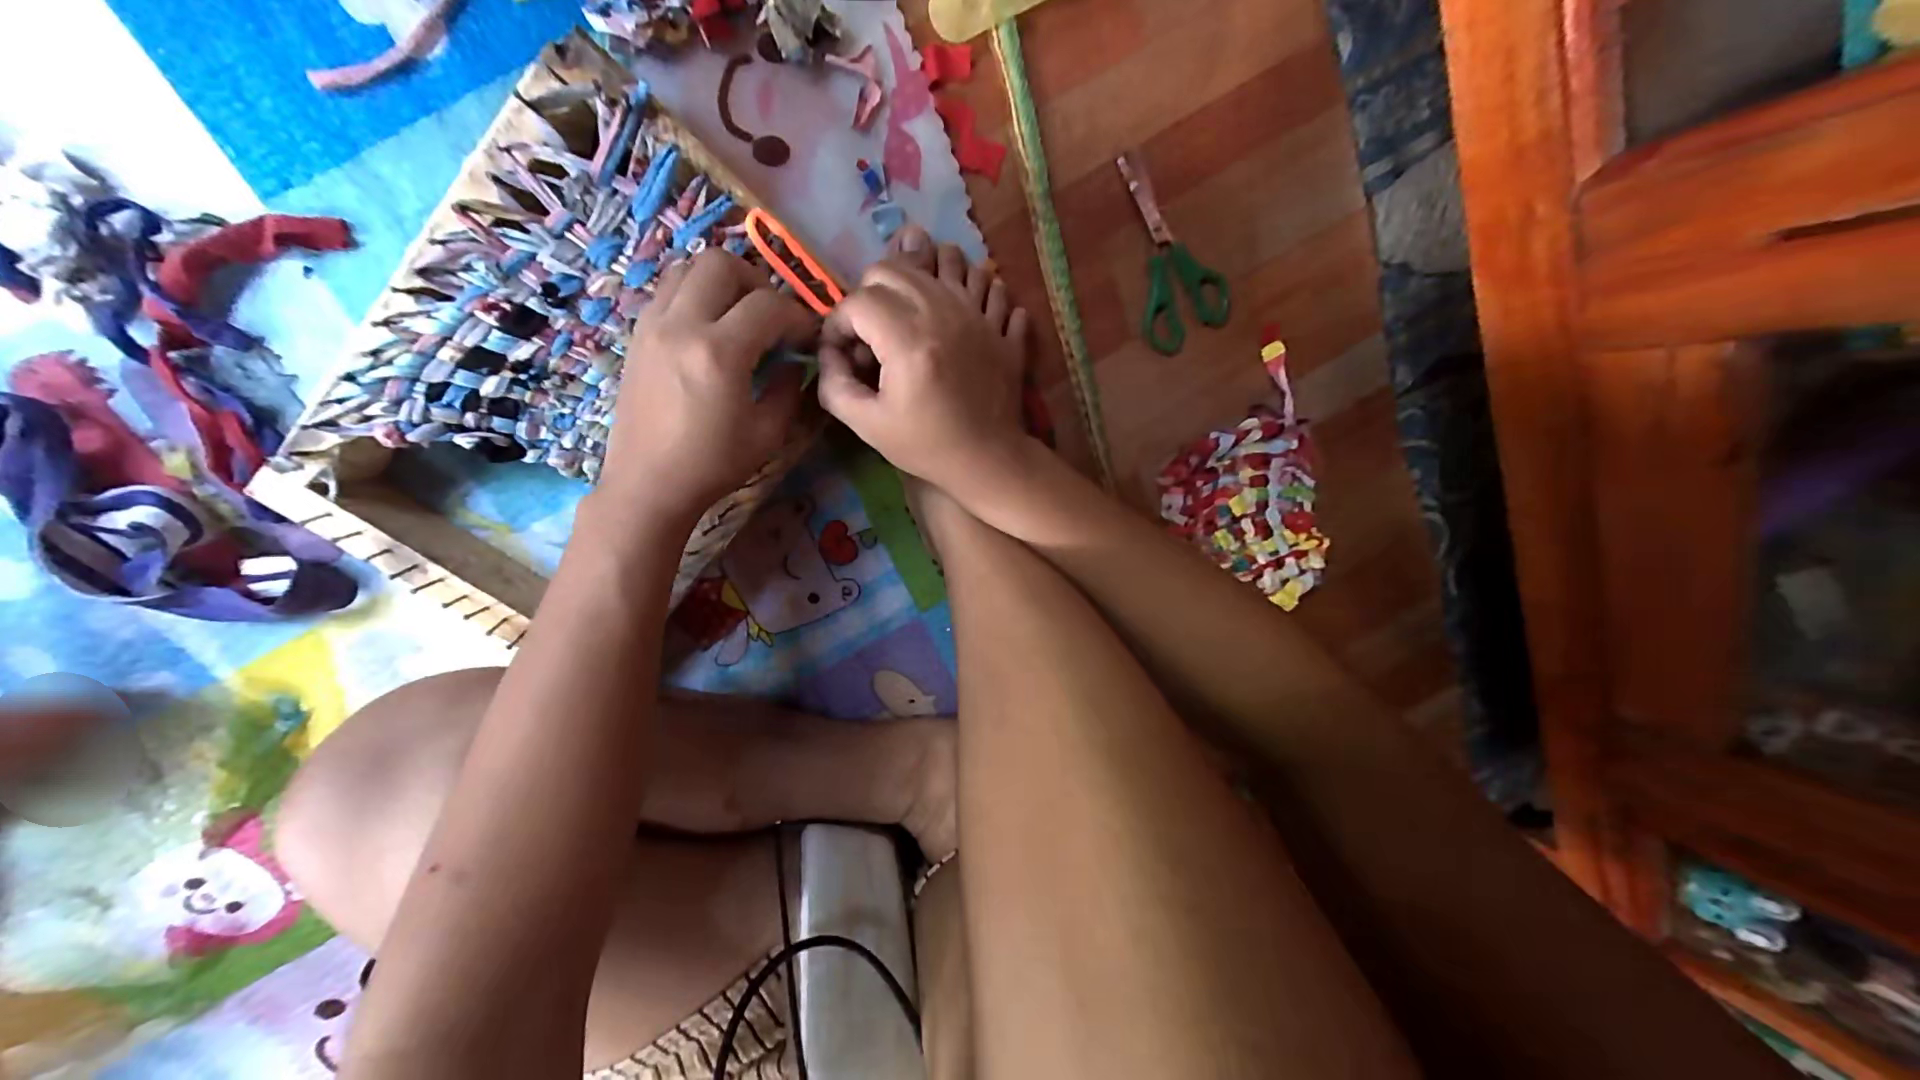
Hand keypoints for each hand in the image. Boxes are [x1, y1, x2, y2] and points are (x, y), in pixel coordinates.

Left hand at [590, 249, 817, 530]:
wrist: (648, 483)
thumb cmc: (713, 464)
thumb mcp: (769, 433)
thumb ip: (788, 388)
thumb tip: (794, 361)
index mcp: (719, 353)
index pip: (769, 305)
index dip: (798, 316)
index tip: (808, 336)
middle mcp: (681, 325)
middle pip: (722, 264)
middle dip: (758, 282)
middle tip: (771, 315)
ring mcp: (652, 325)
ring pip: (688, 267)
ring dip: (721, 281)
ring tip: (739, 314)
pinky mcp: (637, 334)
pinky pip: (668, 290)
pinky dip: (694, 295)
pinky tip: (710, 328)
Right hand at [815, 259, 1034, 511]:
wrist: (989, 461)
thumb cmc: (927, 446)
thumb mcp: (867, 426)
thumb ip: (835, 384)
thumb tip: (828, 351)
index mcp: (908, 341)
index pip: (859, 300)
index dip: (839, 322)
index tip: (844, 351)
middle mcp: (944, 314)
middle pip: (895, 267)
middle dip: (871, 293)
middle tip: (873, 330)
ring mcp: (980, 314)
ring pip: (947, 258)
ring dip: (923, 275)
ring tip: (914, 309)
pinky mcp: (1004, 325)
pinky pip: (989, 282)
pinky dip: (971, 287)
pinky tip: (959, 313)